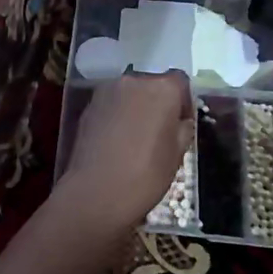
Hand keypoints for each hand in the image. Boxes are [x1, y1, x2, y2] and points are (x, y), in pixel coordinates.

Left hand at [56, 72, 192, 233]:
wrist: (96, 192)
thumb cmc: (146, 175)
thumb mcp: (177, 155)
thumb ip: (182, 128)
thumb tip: (179, 121)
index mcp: (162, 89)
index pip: (180, 82)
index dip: (183, 101)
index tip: (182, 122)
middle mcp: (133, 81)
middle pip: (152, 84)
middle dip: (158, 102)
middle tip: (160, 130)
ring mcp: (106, 92)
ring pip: (129, 93)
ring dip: (136, 107)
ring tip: (137, 136)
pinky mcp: (89, 106)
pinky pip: (111, 104)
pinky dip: (117, 115)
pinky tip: (117, 139)